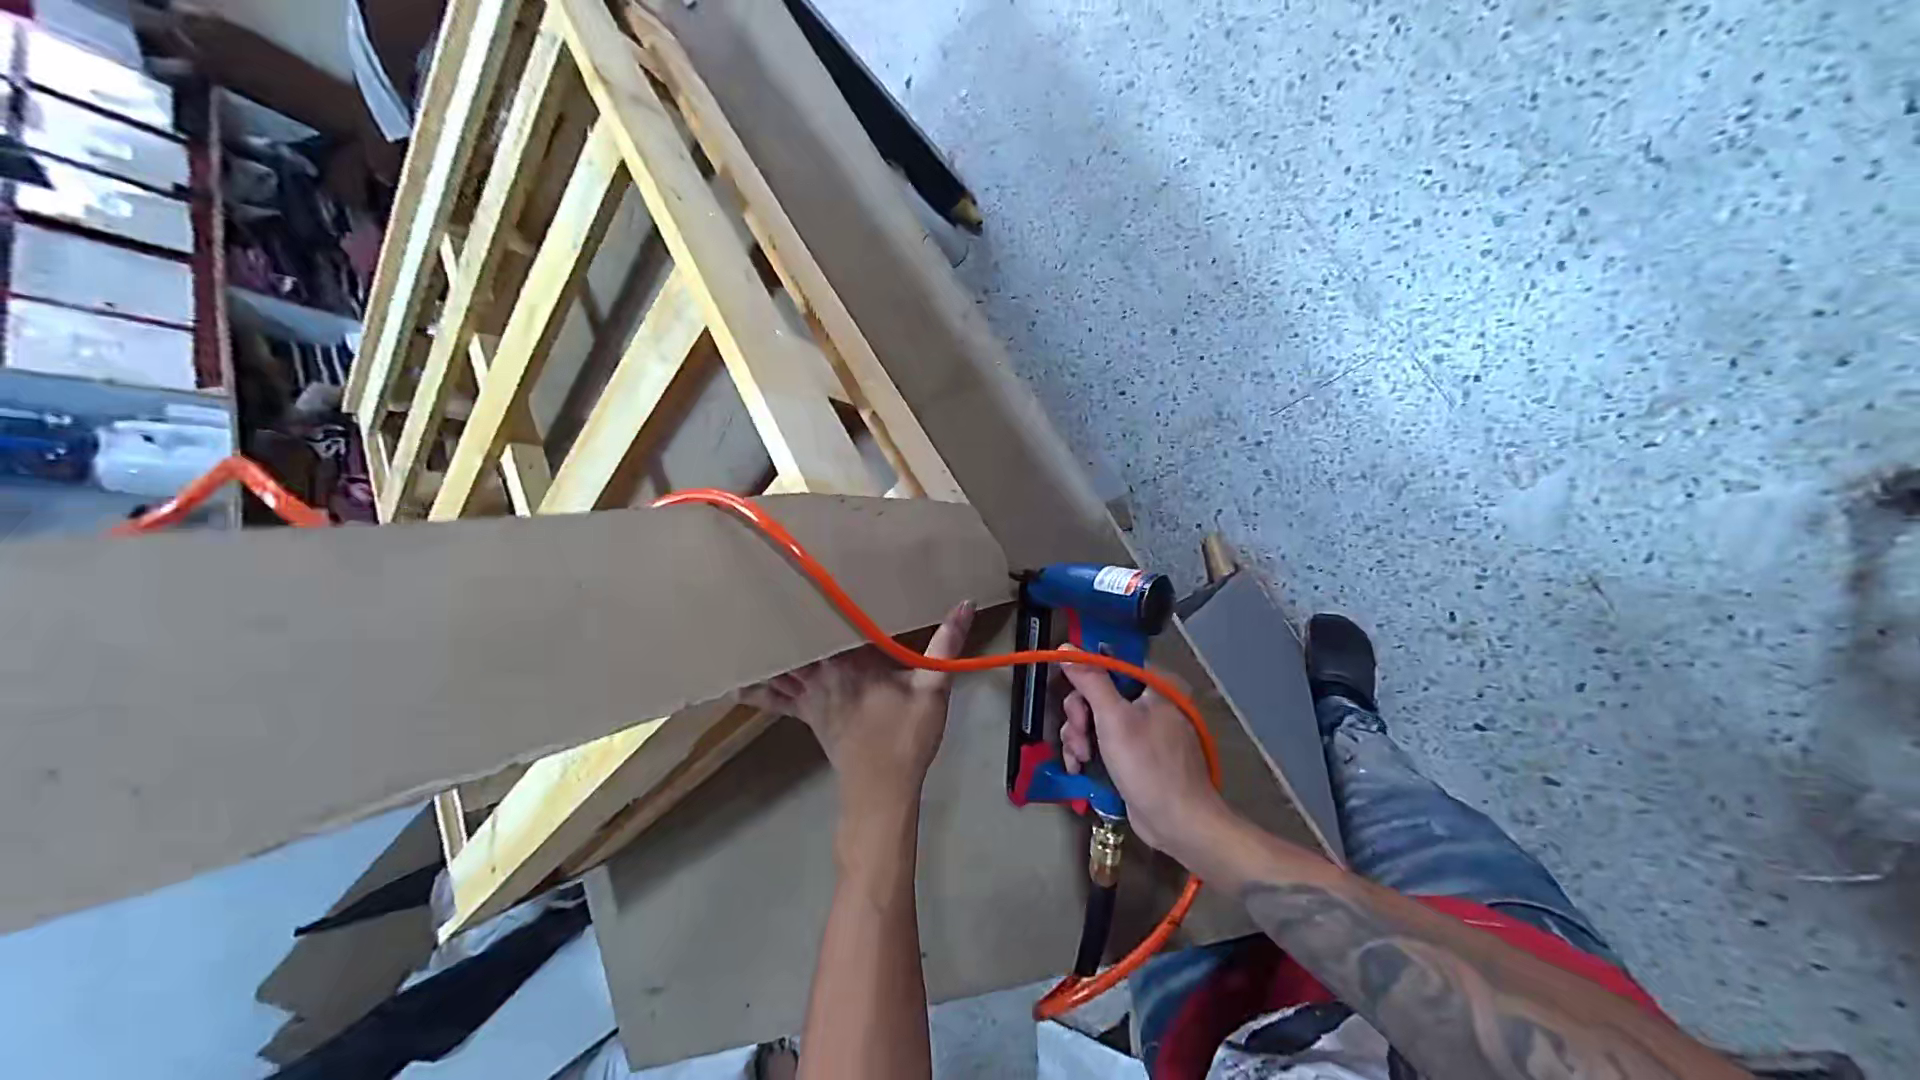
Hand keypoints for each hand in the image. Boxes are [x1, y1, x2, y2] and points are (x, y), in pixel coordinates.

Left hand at [742, 602, 974, 815]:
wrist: (881, 789)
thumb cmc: (906, 736)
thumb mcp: (933, 689)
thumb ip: (946, 644)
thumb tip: (966, 602)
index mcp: (850, 659)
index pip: (828, 619)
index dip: (813, 593)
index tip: (800, 568)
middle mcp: (821, 671)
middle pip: (795, 637)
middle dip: (783, 613)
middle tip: (765, 585)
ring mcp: (808, 694)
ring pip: (778, 664)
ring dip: (763, 645)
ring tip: (744, 622)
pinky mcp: (804, 714)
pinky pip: (773, 698)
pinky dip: (756, 688)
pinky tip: (737, 681)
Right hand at [1059, 656, 1233, 857]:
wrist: (1178, 823)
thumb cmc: (1148, 765)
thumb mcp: (1113, 718)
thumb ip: (1090, 680)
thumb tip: (1067, 649)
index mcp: (1157, 685)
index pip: (1110, 666)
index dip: (1086, 681)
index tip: (1076, 701)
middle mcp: (1152, 702)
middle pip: (1098, 694)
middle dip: (1079, 718)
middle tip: (1079, 737)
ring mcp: (1144, 730)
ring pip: (1095, 719)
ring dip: (1079, 738)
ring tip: (1080, 759)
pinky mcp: (1135, 755)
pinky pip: (1103, 741)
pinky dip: (1089, 752)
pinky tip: (1080, 768)